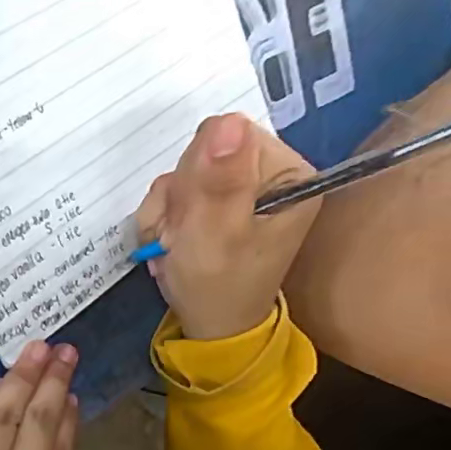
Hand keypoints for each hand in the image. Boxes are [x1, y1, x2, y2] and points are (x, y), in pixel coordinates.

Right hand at [133, 114, 320, 340]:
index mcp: (288, 174)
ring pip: (180, 175)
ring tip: (176, 244)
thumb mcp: (216, 232)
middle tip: (182, 235)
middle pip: (201, 153)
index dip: (198, 172)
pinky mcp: (216, 203)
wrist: (211, 326)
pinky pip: (173, 193)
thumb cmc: (219, 285)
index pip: (227, 136)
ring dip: (165, 212)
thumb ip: (221, 179)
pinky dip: (162, 220)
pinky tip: (172, 243)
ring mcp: (239, 189)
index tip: (194, 214)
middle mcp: (268, 174)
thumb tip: (226, 122)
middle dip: (178, 196)